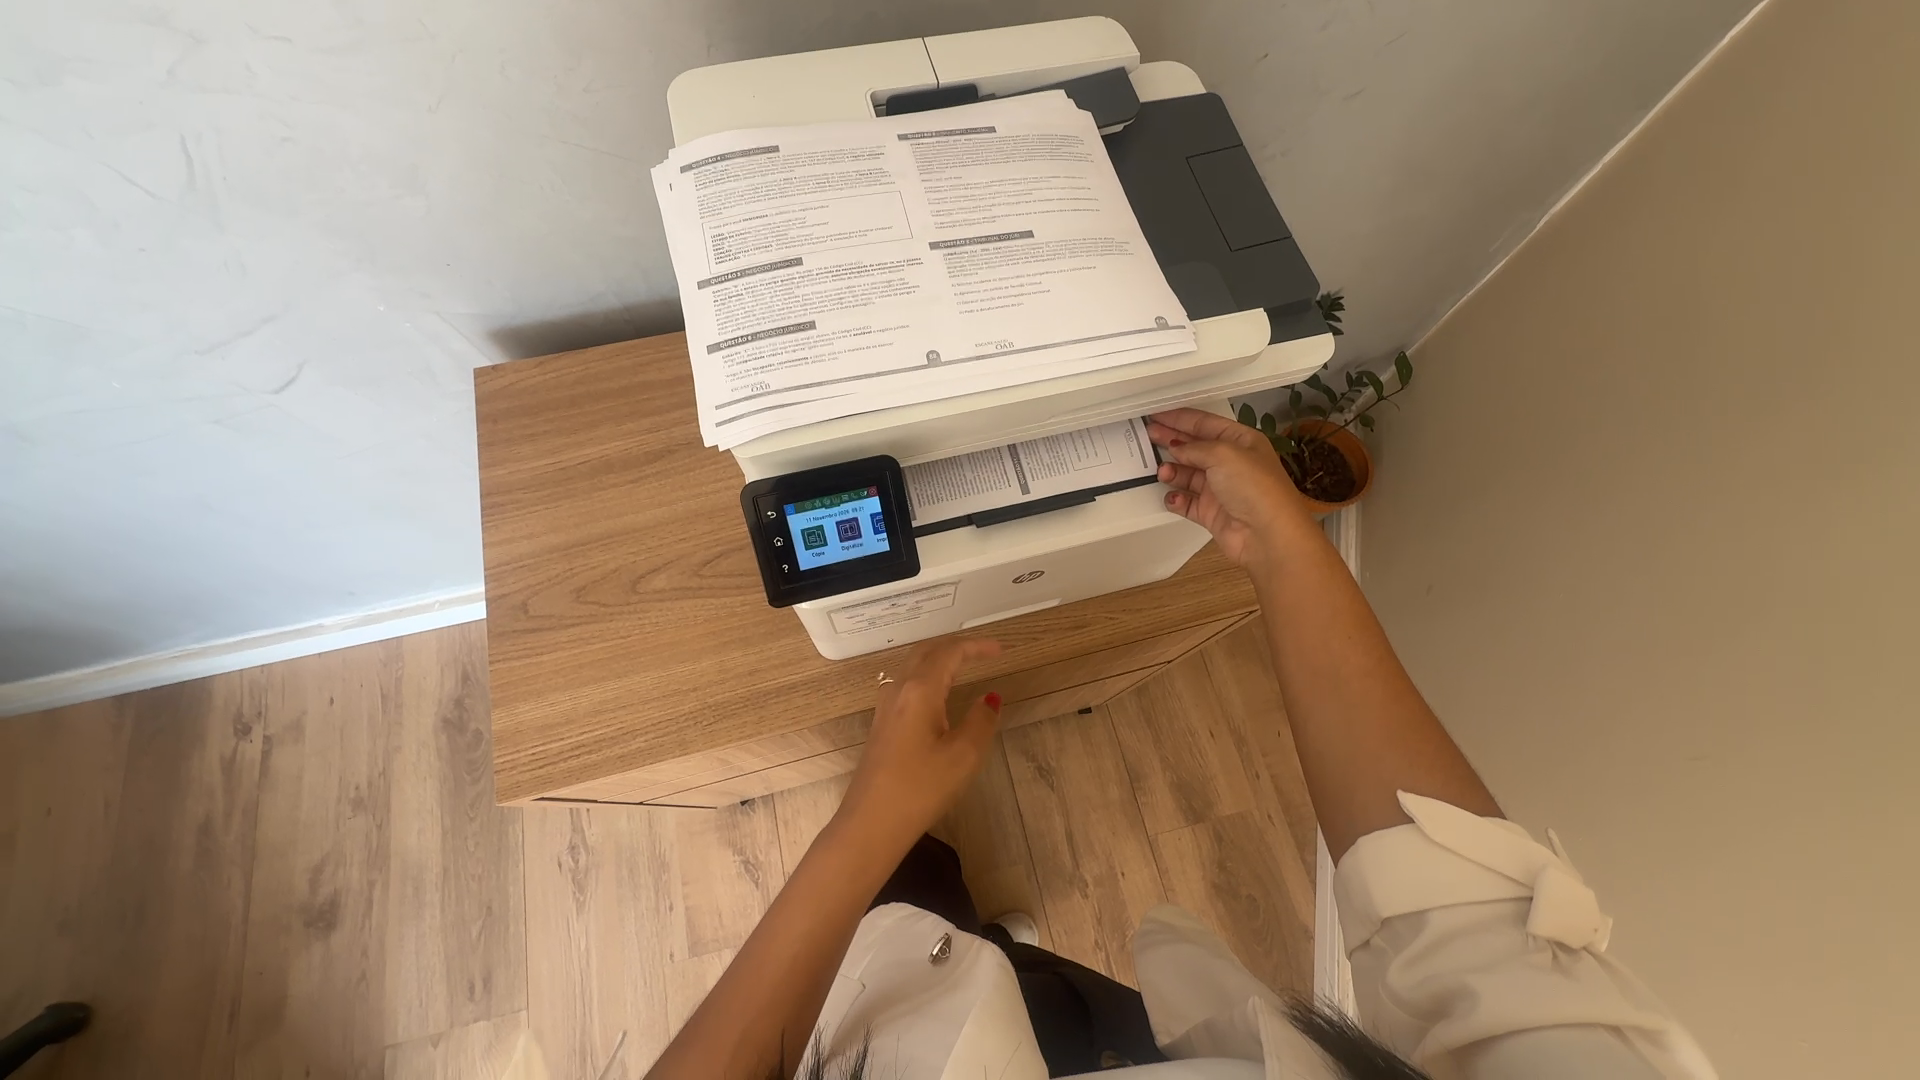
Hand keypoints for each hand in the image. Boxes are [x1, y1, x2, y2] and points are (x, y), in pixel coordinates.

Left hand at [837, 637, 1003, 848]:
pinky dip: (927, 677)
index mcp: (919, 690)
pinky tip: (937, 696)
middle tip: (982, 652)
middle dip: (955, 646)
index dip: (976, 646)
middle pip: (926, 652)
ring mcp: (885, 708)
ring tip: (962, 667)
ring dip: (938, 660)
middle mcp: (898, 690)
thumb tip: (990, 698)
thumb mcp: (963, 755)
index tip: (1000, 649)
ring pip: (912, 667)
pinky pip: (905, 686)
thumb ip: (981, 720)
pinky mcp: (881, 726)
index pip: (949, 652)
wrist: (871, 822)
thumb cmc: (920, 787)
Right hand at [1147, 408, 1314, 569]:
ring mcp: (1221, 489)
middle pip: (1194, 448)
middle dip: (1171, 441)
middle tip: (1149, 435)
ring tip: (1163, 472)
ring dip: (1173, 472)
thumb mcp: (1224, 453)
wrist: (1266, 535)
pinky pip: (1187, 502)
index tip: (1157, 415)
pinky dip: (1176, 499)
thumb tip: (1177, 448)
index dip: (1180, 418)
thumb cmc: (1257, 489)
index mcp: (1241, 442)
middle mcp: (1231, 464)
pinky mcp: (1212, 513)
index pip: (1205, 424)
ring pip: (1188, 475)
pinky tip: (1172, 496)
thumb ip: (1195, 447)